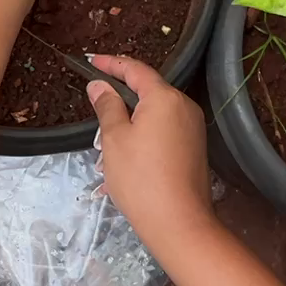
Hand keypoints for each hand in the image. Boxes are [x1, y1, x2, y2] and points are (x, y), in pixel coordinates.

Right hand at [86, 55, 220, 255]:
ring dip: (128, 124)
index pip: (135, 69)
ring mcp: (192, 128)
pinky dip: (142, 137)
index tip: (92, 61)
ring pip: (154, 115)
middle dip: (119, 100)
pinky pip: (163, 132)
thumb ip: (107, 106)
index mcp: (165, 98)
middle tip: (95, 109)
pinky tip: (124, 161)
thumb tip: (100, 85)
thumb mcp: (114, 138)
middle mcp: (184, 107)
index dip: (112, 64)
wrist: (179, 224)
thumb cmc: (141, 178)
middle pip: (147, 92)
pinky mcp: (194, 148)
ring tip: (106, 148)